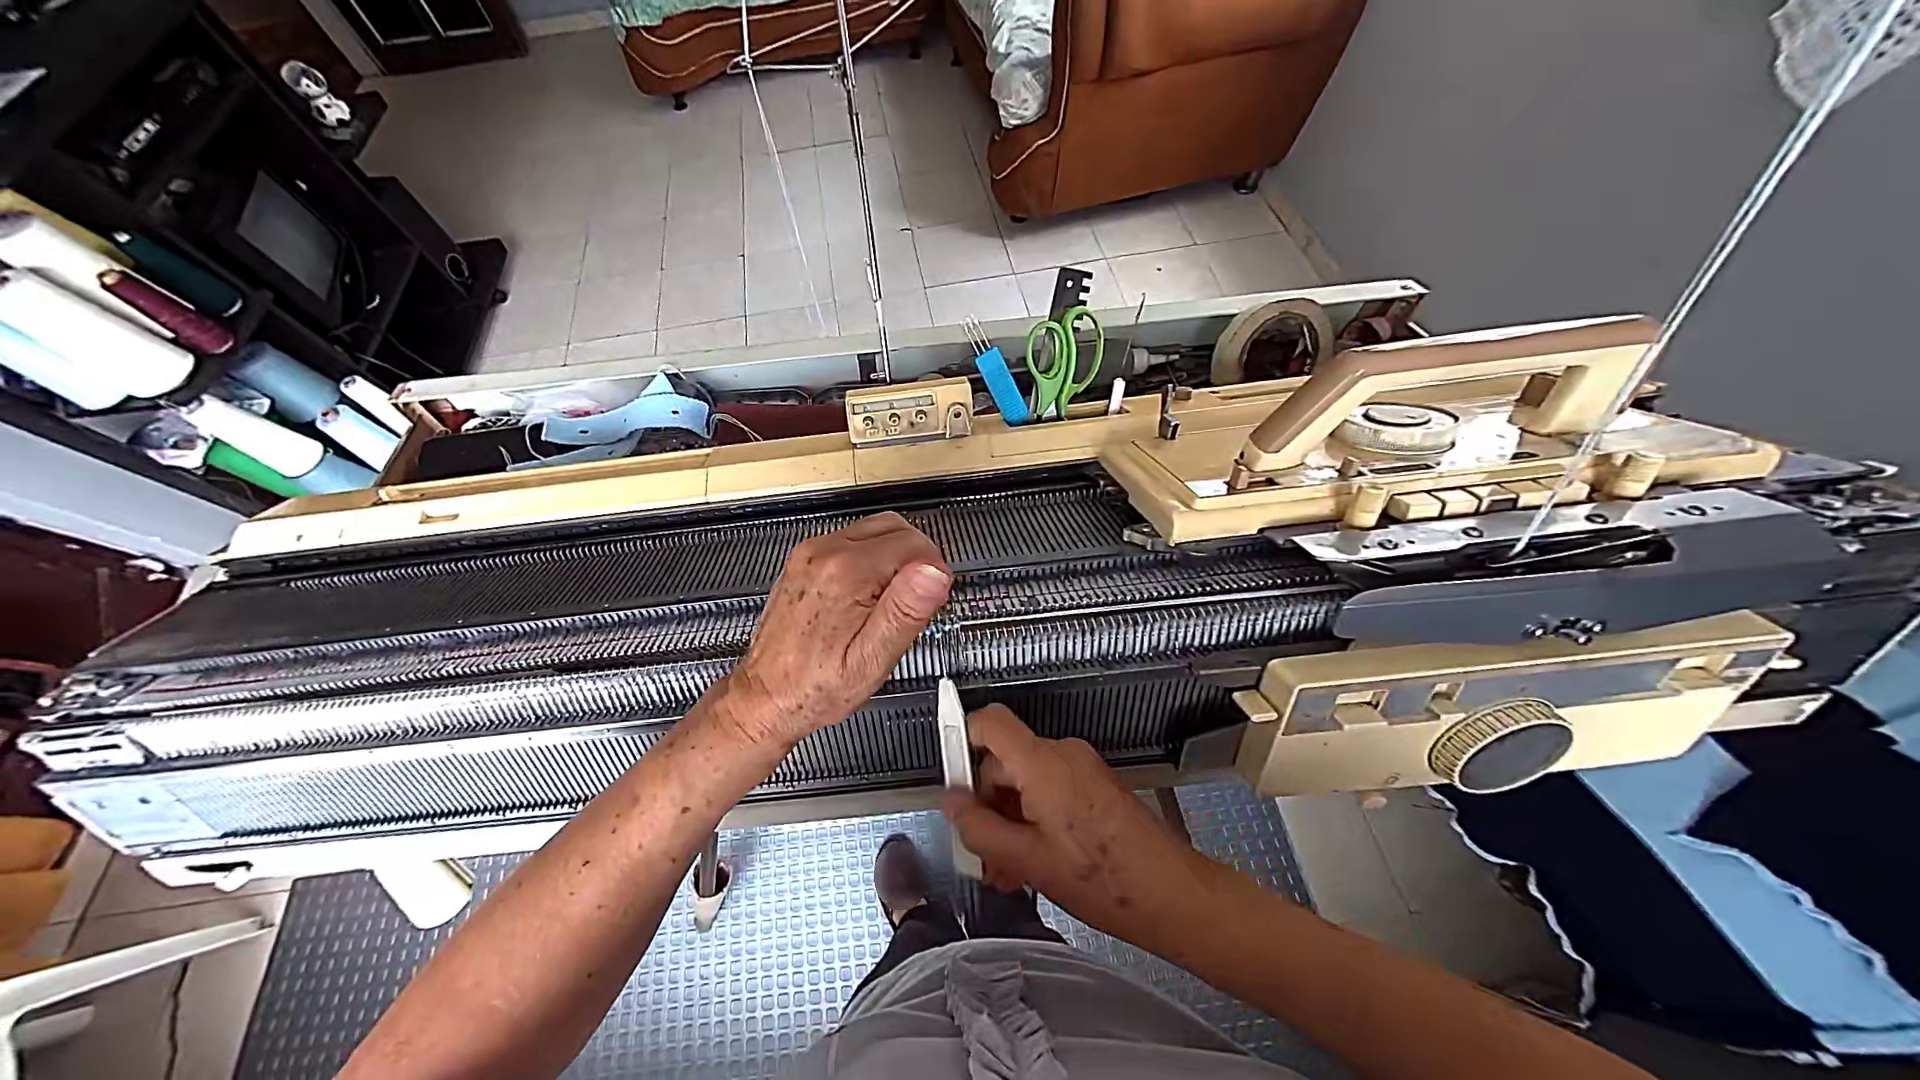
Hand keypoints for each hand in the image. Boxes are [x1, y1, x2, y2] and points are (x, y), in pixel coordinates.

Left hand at [721, 513, 950, 744]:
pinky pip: (855, 541)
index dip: (932, 572)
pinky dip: (873, 559)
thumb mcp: (872, 659)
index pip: (914, 544)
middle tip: (912, 602)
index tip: (926, 602)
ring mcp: (811, 553)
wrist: (766, 695)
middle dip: (917, 559)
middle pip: (897, 527)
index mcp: (846, 573)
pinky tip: (868, 597)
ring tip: (889, 603)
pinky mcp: (806, 559)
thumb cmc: (813, 686)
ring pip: (877, 530)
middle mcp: (825, 553)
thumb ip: (905, 610)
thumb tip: (934, 572)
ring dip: (895, 558)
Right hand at [943, 705, 1216, 948]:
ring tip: (1009, 869)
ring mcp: (1080, 769)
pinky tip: (1032, 863)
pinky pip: (1048, 791)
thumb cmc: (1106, 878)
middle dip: (986, 805)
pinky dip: (1033, 820)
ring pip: (1024, 783)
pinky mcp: (1093, 786)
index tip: (950, 775)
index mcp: (1042, 762)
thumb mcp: (1027, 860)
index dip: (961, 739)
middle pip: (1002, 761)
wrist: (1171, 893)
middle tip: (983, 852)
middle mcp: (1062, 754)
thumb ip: (979, 828)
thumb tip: (952, 803)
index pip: (989, 722)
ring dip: (1009, 821)